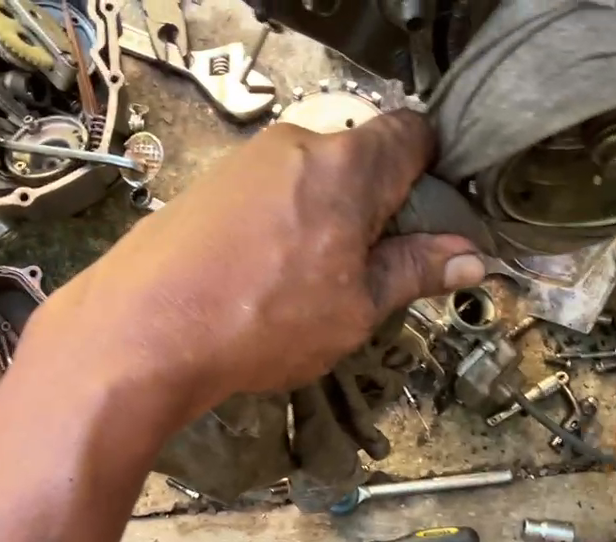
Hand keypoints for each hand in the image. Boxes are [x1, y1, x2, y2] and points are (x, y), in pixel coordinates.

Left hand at [17, 110, 483, 417]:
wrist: (147, 331)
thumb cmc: (262, 322)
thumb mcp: (357, 309)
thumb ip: (413, 273)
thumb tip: (467, 257)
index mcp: (348, 165)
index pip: (413, 135)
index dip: (431, 175)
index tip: (430, 222)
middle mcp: (296, 144)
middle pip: (360, 160)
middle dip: (376, 210)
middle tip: (371, 274)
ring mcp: (247, 162)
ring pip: (312, 182)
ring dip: (327, 225)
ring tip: (309, 290)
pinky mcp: (211, 187)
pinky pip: (269, 197)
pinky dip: (284, 230)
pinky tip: (265, 282)